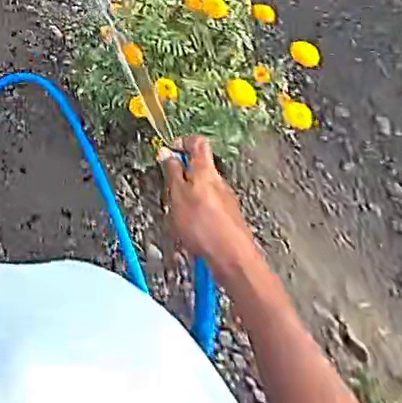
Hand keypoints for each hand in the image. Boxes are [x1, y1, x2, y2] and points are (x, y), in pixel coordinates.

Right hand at [158, 135, 261, 279]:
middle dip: (182, 177)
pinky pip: (210, 209)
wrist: (234, 260)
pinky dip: (199, 214)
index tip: (170, 153)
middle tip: (170, 191)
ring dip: (190, 197)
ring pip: (204, 189)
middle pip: (199, 167)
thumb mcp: (177, 195)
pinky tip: (193, 231)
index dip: (182, 143)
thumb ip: (171, 172)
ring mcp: (227, 201)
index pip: (197, 142)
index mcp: (205, 170)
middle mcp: (219, 181)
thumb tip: (167, 153)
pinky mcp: (230, 219)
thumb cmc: (204, 227)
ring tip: (180, 216)